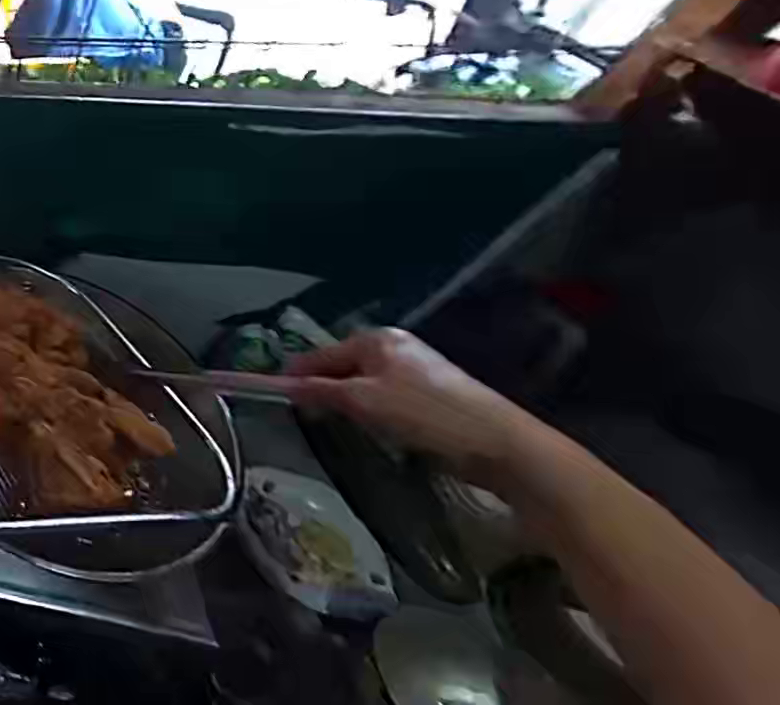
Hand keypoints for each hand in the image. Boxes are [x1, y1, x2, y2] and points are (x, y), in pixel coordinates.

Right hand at [283, 328, 547, 482]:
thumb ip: (317, 390)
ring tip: (343, 424)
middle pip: (342, 366)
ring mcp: (420, 368)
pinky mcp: (438, 393)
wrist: (510, 449)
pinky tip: (380, 429)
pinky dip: (376, 410)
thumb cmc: (427, 415)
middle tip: (311, 415)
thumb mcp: (361, 402)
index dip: (296, 376)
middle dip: (325, 389)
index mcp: (375, 338)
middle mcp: (395, 345)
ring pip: (365, 383)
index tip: (278, 398)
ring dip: (351, 402)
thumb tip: (282, 386)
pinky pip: (388, 396)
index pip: (319, 355)